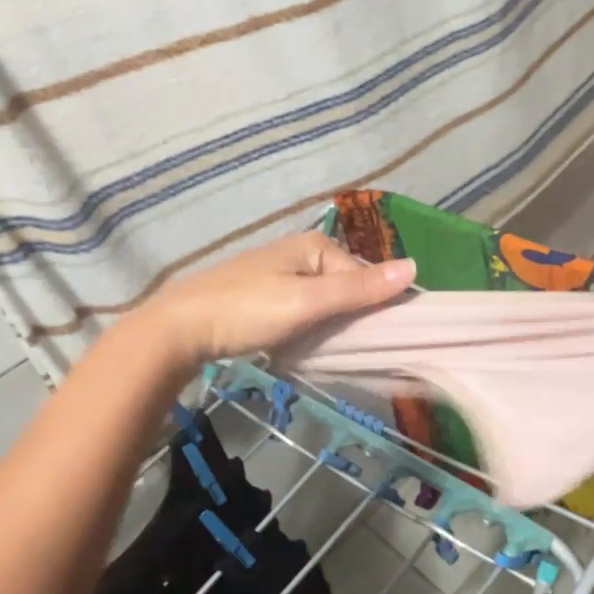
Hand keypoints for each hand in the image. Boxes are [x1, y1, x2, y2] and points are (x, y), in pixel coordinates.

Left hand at [143, 231, 415, 362]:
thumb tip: (414, 266)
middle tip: (340, 345)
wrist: (178, 329)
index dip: (372, 308)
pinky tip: (300, 343)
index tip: (368, 339)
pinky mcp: (265, 294)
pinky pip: (305, 308)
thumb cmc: (246, 310)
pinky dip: (309, 325)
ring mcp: (281, 273)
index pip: (365, 277)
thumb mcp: (308, 302)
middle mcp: (301, 252)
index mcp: (315, 245)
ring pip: (325, 301)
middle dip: (349, 316)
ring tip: (321, 348)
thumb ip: (359, 288)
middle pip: (346, 288)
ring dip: (329, 324)